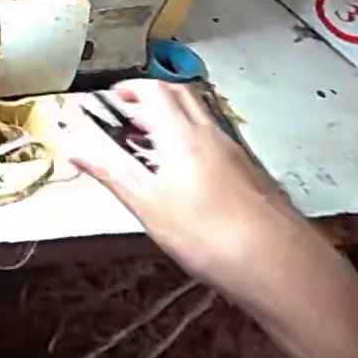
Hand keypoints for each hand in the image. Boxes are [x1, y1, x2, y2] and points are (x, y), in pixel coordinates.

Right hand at [52, 81, 343, 319]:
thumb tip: (72, 147)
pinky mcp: (252, 174)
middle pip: (181, 95)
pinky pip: (216, 140)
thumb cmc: (207, 235)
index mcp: (181, 135)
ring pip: (201, 117)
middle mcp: (211, 134)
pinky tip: (187, 174)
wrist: (285, 269)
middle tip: (133, 114)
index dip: (132, 88)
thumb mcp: (148, 206)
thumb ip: (110, 172)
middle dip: (154, 96)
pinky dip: (193, 139)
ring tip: (153, 143)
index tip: (116, 98)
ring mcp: (236, 153)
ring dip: (174, 117)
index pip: (155, 91)